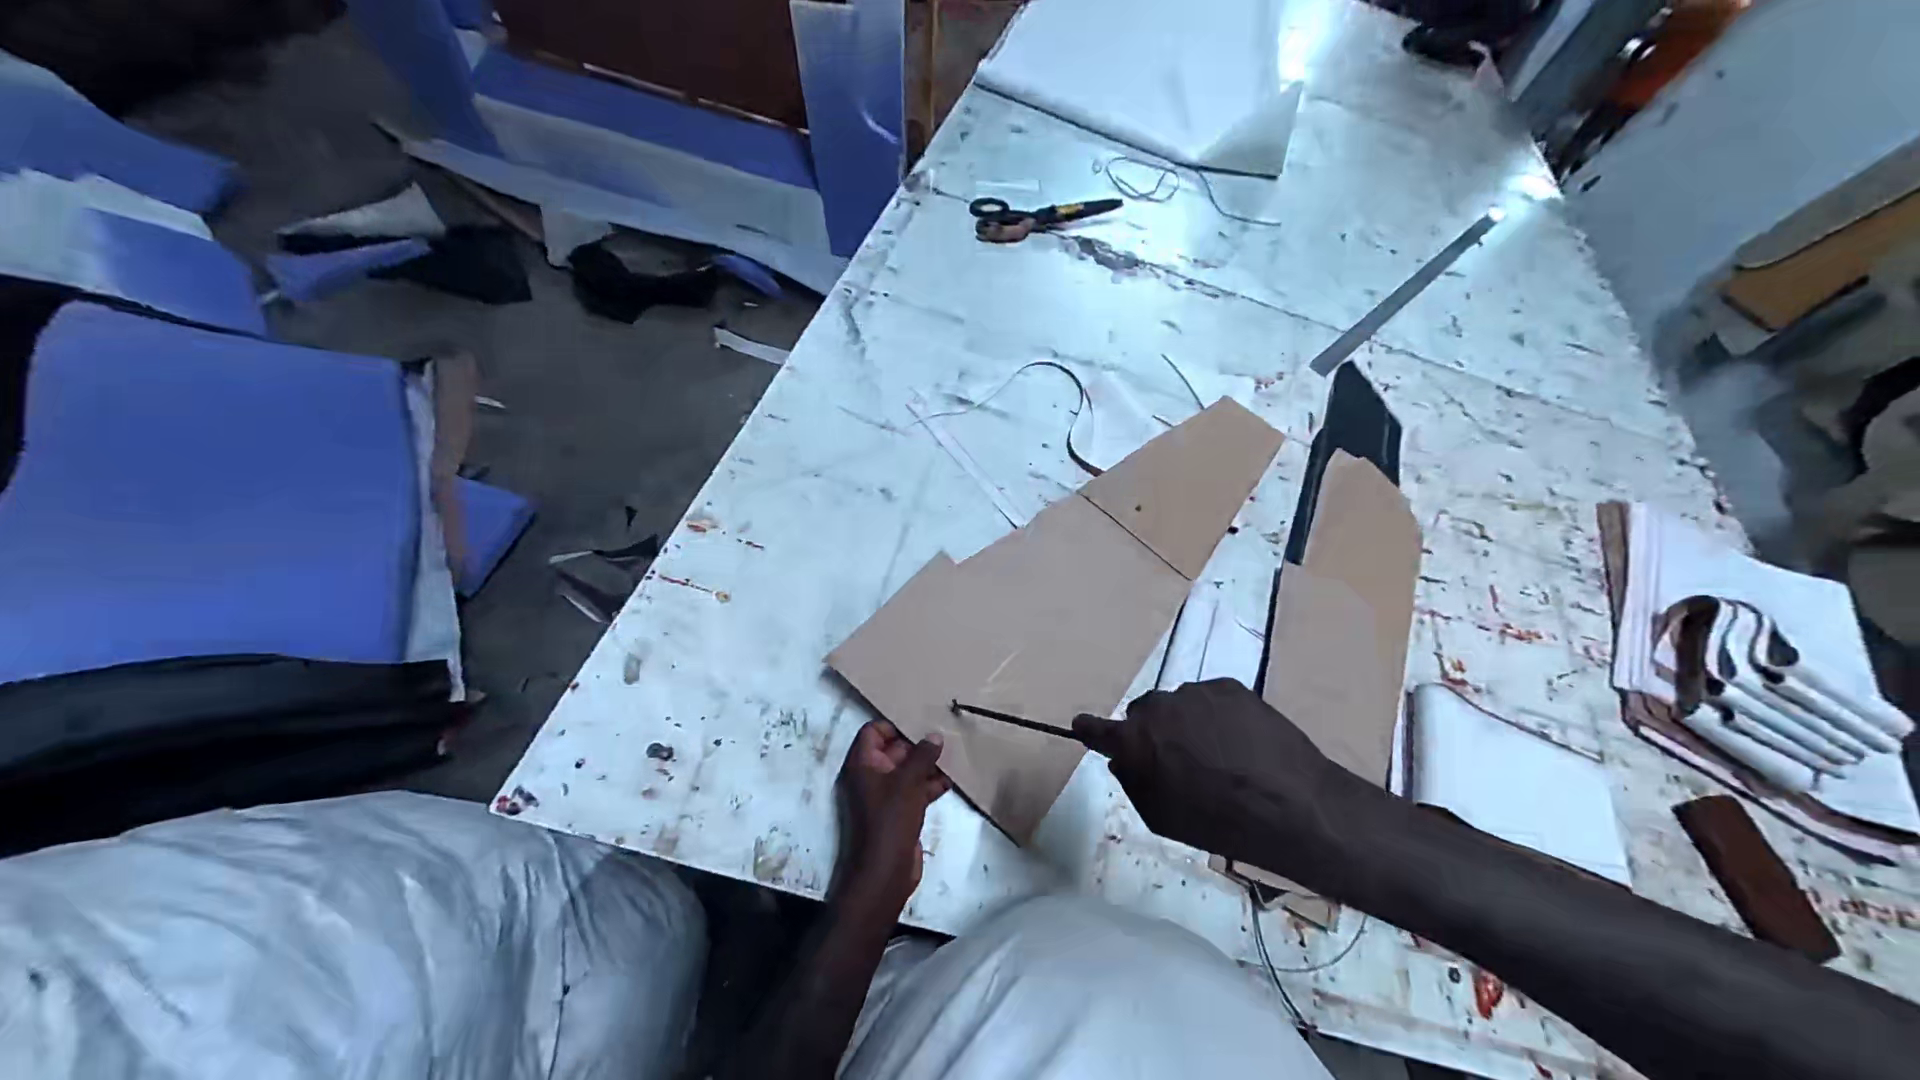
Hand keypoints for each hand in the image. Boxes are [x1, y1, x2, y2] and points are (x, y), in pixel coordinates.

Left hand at [829, 720, 949, 920]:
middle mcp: (870, 776)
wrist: (885, 872)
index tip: (919, 722)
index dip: (893, 725)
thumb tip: (934, 735)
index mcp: (863, 764)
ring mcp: (884, 796)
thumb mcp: (908, 782)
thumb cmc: (890, 820)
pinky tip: (951, 780)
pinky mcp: (898, 812)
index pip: (873, 732)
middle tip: (943, 735)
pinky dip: (929, 784)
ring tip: (952, 754)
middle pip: (892, 750)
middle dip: (916, 744)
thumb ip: (922, 755)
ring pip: (906, 771)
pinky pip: (914, 790)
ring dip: (926, 765)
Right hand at [1073, 678, 1377, 886]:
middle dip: (1153, 733)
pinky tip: (1239, 742)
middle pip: (1144, 715)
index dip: (1090, 730)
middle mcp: (1159, 707)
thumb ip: (1134, 783)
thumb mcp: (1162, 818)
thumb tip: (1124, 760)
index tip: (1082, 727)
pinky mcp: (1229, 686)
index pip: (1097, 729)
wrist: (1293, 806)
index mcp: (1136, 740)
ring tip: (1219, 755)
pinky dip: (1215, 716)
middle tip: (1178, 761)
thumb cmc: (1220, 822)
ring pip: (1179, 705)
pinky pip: (1209, 698)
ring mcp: (1195, 692)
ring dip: (1186, 724)